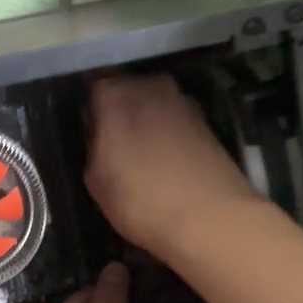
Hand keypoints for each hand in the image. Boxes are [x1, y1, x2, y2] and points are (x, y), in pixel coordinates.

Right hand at [87, 75, 262, 256]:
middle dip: (121, 114)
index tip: (92, 139)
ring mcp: (184, 101)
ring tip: (146, 159)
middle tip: (116, 148)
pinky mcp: (208, 121)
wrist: (210, 217)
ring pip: (155, 106)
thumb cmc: (139, 198)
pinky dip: (171, 136)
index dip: (92, 115)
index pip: (93, 91)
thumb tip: (101, 136)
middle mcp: (150, 86)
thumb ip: (94, 146)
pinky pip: (177, 122)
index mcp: (115, 94)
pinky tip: (170, 163)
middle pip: (128, 93)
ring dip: (148, 124)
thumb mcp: (94, 179)